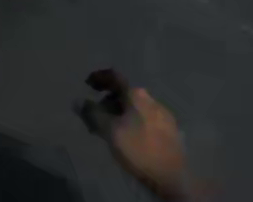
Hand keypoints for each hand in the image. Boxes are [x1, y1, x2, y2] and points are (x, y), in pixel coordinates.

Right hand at [81, 71, 193, 200]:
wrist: (175, 177)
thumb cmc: (140, 149)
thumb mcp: (111, 132)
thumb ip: (93, 114)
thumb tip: (77, 101)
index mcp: (136, 93)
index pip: (114, 76)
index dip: (98, 77)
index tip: (88, 84)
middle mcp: (150, 97)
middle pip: (124, 92)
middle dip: (108, 101)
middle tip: (98, 116)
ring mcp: (163, 113)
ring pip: (136, 107)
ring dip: (121, 113)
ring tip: (113, 130)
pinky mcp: (171, 130)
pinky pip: (146, 118)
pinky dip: (134, 122)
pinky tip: (132, 138)